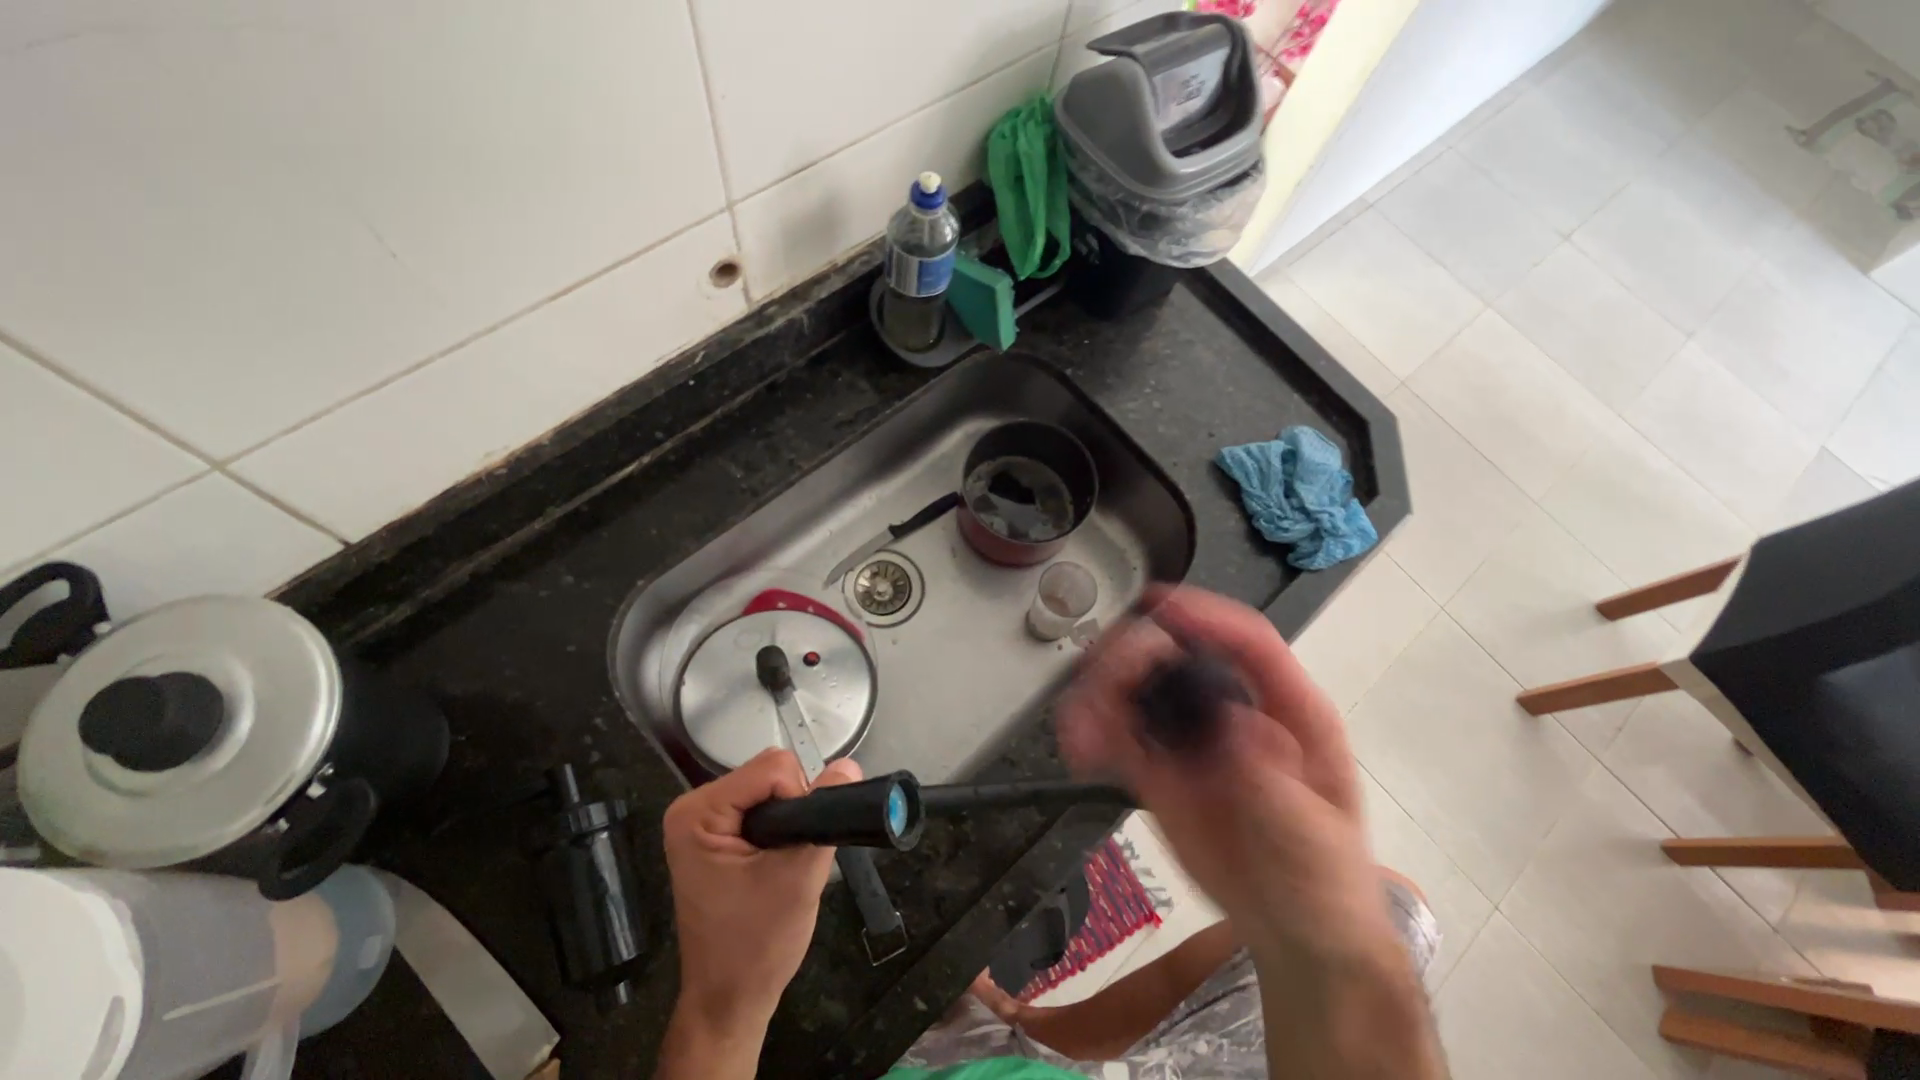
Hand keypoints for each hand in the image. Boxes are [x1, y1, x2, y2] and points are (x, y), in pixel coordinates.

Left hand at [661, 748, 860, 1032]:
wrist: (731, 998)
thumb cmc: (757, 944)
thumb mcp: (798, 877)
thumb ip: (825, 818)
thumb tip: (850, 766)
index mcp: (698, 812)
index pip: (772, 768)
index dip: (800, 799)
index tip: (796, 847)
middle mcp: (693, 808)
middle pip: (769, 773)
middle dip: (795, 809)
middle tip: (792, 859)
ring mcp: (701, 823)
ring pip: (770, 789)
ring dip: (790, 820)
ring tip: (786, 865)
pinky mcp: (716, 838)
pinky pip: (762, 808)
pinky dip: (780, 829)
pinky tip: (778, 863)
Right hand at [1057, 587, 1386, 960]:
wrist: (1293, 935)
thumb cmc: (1323, 881)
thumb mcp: (1310, 834)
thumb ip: (1274, 779)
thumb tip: (1239, 722)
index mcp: (1289, 712)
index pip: (1250, 644)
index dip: (1205, 616)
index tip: (1158, 605)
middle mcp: (1236, 712)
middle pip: (1182, 656)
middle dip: (1137, 654)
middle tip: (1103, 676)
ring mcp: (1195, 741)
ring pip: (1142, 691)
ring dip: (1103, 692)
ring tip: (1078, 722)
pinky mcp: (1162, 772)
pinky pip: (1122, 739)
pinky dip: (1095, 732)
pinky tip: (1079, 744)